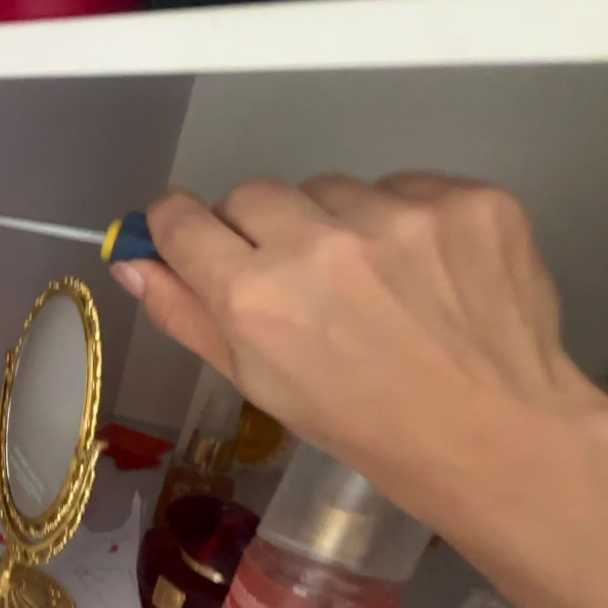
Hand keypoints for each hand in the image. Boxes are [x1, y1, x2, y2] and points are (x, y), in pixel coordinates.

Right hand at [112, 172, 607, 519]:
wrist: (478, 423)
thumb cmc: (340, 411)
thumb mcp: (243, 374)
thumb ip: (181, 311)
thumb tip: (129, 263)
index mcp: (251, 295)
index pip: (183, 221)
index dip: (171, 220)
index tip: (177, 227)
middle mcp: (317, 244)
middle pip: (249, 193)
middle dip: (248, 224)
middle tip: (275, 268)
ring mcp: (398, 217)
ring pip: (325, 187)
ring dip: (323, 220)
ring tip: (354, 273)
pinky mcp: (468, 201)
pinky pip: (399, 184)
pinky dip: (390, 216)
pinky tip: (407, 264)